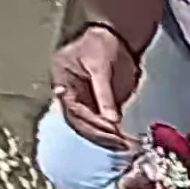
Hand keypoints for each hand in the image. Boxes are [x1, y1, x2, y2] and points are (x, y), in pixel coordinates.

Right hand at [50, 26, 136, 150]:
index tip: (112, 128)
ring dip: (107, 139)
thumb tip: (111, 120)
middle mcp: (70, 92)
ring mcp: (86, 101)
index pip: (72, 107)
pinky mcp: (102, 107)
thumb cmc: (101, 47)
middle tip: (121, 143)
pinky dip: (113, 135)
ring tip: (126, 146)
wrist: (116, 42)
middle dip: (99, 134)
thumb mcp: (100, 67)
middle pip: (78, 121)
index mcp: (63, 79)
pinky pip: (103, 125)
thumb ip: (105, 94)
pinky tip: (126, 143)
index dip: (91, 120)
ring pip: (89, 126)